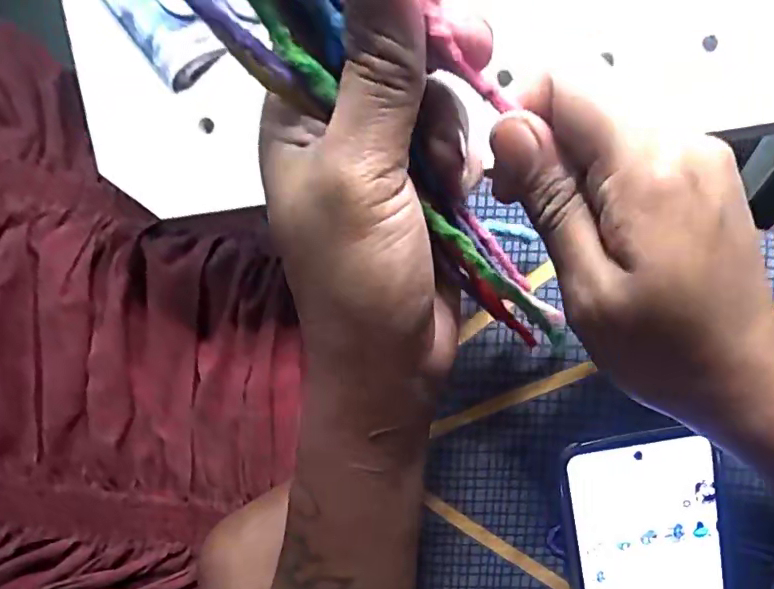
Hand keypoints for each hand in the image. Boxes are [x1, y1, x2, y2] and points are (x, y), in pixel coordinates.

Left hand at [258, 0, 489, 407]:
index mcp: (297, 113)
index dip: (382, 9)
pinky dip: (460, 161)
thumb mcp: (362, 173)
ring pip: (429, 100)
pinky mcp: (422, 194)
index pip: (330, 22)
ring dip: (448, 126)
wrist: (394, 367)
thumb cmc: (360, 279)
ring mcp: (384, 162)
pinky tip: (459, 190)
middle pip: (389, 52)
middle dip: (431, 56)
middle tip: (476, 48)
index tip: (432, 12)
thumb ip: (377, 75)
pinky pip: (449, 147)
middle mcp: (338, 128)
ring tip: (447, 177)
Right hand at [489, 74, 773, 434]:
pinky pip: (650, 160)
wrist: (744, 376)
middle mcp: (683, 139)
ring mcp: (707, 156)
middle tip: (553, 236)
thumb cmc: (660, 351)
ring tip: (591, 249)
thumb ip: (551, 204)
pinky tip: (626, 243)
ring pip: (618, 137)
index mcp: (647, 165)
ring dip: (587, 180)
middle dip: (553, 160)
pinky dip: (621, 189)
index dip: (522, 126)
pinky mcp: (716, 178)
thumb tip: (509, 126)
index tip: (513, 193)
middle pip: (592, 111)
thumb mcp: (590, 290)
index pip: (563, 87)